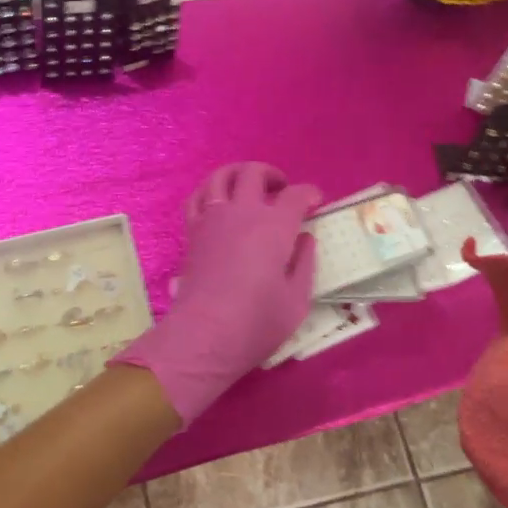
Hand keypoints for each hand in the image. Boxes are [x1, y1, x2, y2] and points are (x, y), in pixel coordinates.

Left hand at [113, 163, 320, 424]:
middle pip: (254, 173)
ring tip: (249, 186)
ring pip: (221, 176)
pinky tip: (218, 201)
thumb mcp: (297, 300)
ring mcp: (213, 218)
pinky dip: (210, 191)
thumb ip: (304, 264)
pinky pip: (198, 197)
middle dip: (272, 175)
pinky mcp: (192, 230)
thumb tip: (305, 238)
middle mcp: (242, 212)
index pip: (295, 195)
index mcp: (274, 226)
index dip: (309, 194)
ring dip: (238, 173)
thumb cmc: (257, 322)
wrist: (204, 334)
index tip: (315, 202)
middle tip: (282, 190)